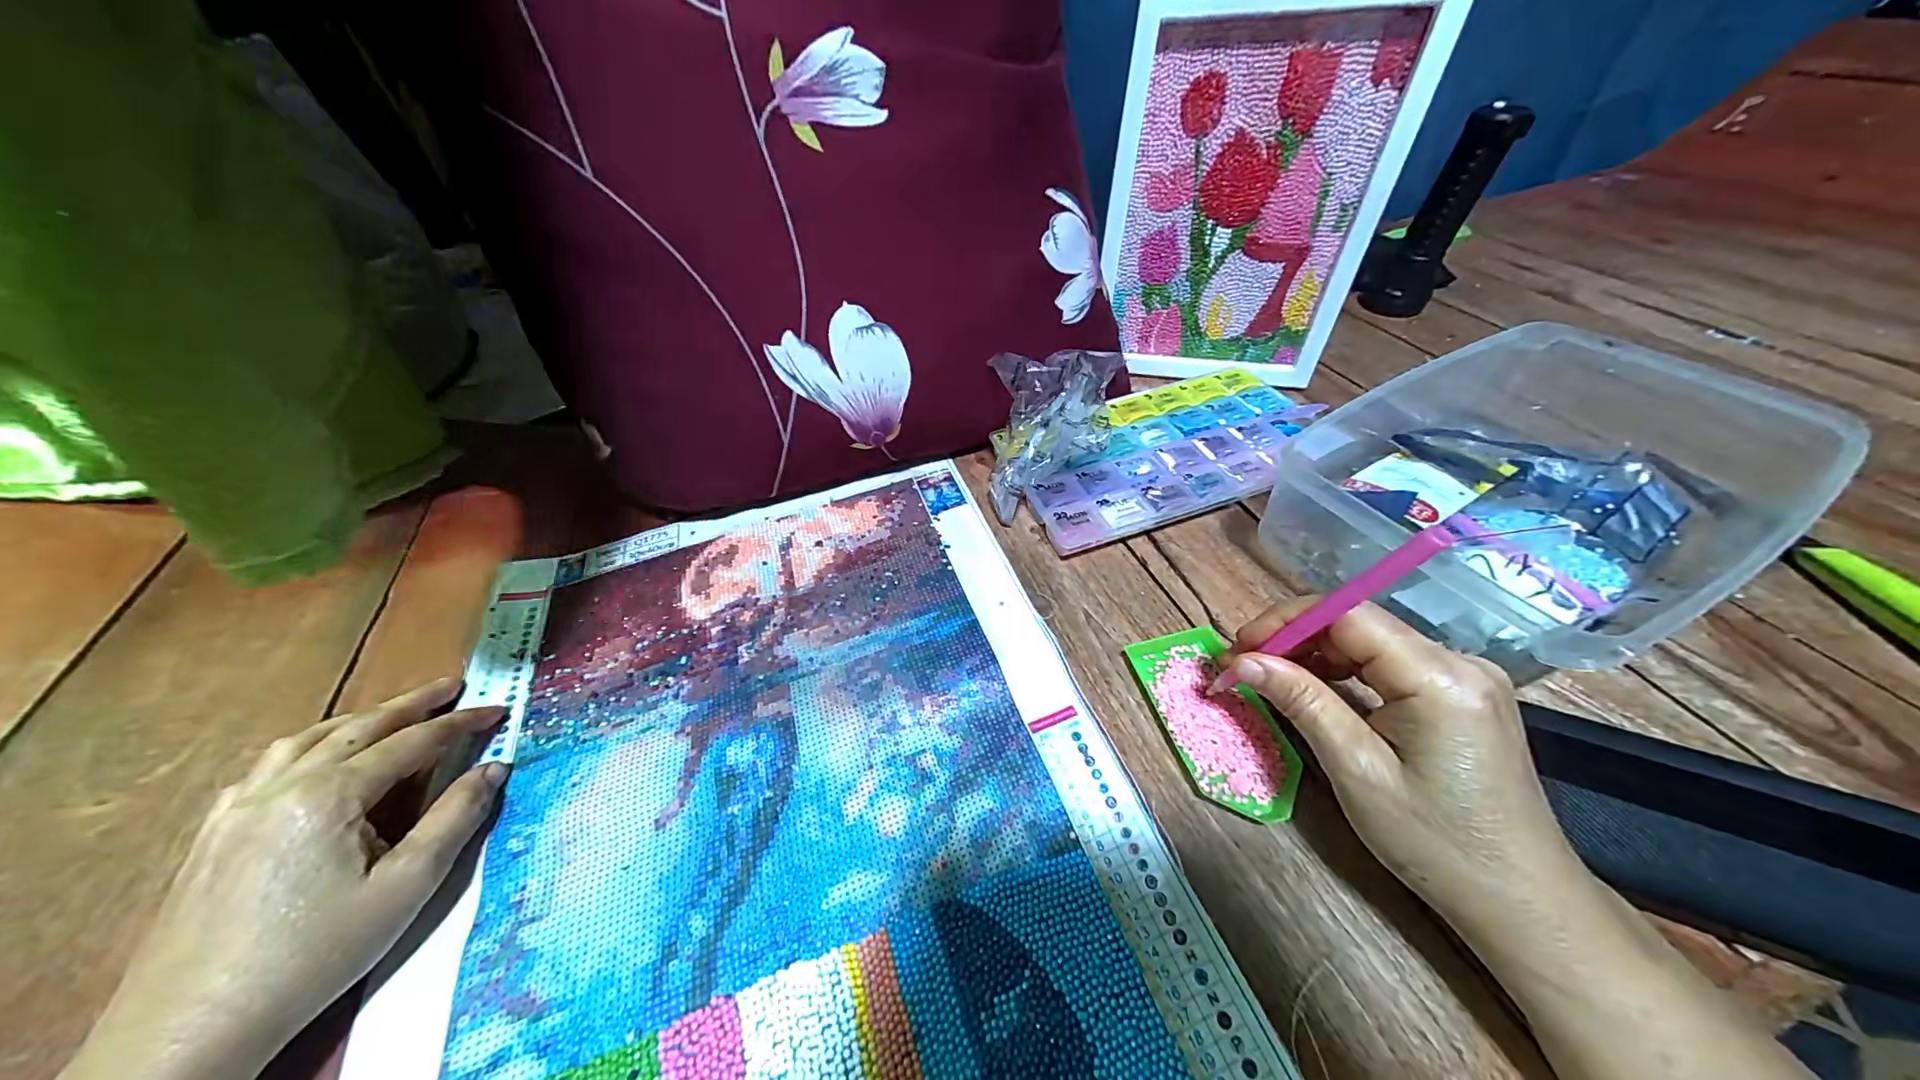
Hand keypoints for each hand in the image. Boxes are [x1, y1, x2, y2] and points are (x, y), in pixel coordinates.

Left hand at [61, 680, 507, 1079]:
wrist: (191, 1029)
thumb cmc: (315, 954)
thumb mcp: (407, 886)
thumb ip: (456, 818)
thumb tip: (494, 768)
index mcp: (329, 795)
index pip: (412, 742)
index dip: (460, 722)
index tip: (497, 708)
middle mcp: (280, 787)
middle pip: (358, 728)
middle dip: (411, 703)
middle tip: (451, 686)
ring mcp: (237, 809)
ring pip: (306, 740)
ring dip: (358, 720)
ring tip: (392, 713)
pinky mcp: (212, 835)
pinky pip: (267, 768)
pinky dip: (308, 746)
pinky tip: (316, 760)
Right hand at [1218, 600, 1815, 1079]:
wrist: (1522, 900)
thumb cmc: (1435, 842)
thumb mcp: (1355, 770)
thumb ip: (1301, 701)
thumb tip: (1239, 661)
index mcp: (1440, 676)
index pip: (1347, 613)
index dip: (1284, 621)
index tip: (1236, 650)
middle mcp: (1459, 660)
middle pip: (1358, 621)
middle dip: (1292, 636)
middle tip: (1242, 667)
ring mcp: (1466, 674)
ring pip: (1370, 638)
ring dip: (1313, 651)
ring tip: (1268, 676)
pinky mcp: (1462, 693)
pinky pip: (1389, 661)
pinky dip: (1344, 668)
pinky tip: (1315, 686)